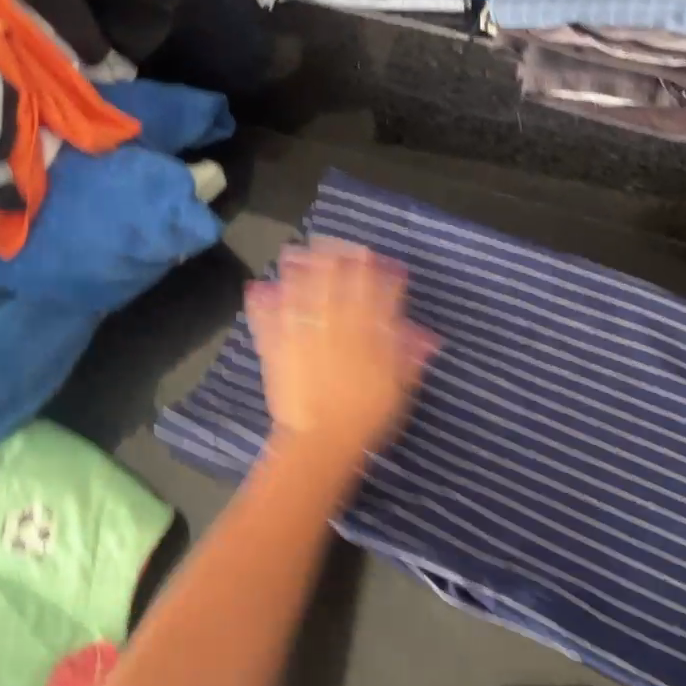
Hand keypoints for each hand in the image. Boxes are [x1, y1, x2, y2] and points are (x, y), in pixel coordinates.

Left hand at [247, 238, 439, 468]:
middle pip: (336, 282)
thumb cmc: (368, 418)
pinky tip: (258, 287)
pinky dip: (262, 303)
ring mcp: (303, 334)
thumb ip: (410, 355)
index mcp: (367, 332)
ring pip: (301, 293)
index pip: (375, 292)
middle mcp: (335, 325)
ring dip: (299, 270)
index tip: (376, 257)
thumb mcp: (400, 387)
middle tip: (335, 242)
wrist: (322, 443)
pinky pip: (268, 321)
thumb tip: (427, 334)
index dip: (376, 272)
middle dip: (336, 259)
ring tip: (296, 251)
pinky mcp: (277, 350)